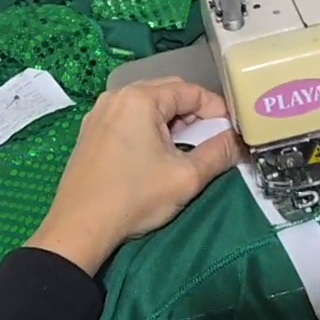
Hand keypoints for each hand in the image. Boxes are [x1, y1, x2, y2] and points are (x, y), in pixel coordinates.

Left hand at [27, 78, 241, 274]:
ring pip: (148, 105)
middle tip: (212, 139)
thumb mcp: (186, 177)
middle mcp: (117, 96)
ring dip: (172, 122)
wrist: (79, 228)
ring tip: (187, 148)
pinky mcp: (91, 131)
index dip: (217, 109)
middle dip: (195, 114)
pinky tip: (157, 154)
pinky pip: (129, 117)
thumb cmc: (134, 198)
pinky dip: (150, 128)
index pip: (191, 91)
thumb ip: (219, 153)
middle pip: (168, 92)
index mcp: (140, 99)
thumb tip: (240, 140)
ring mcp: (100, 113)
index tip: (232, 130)